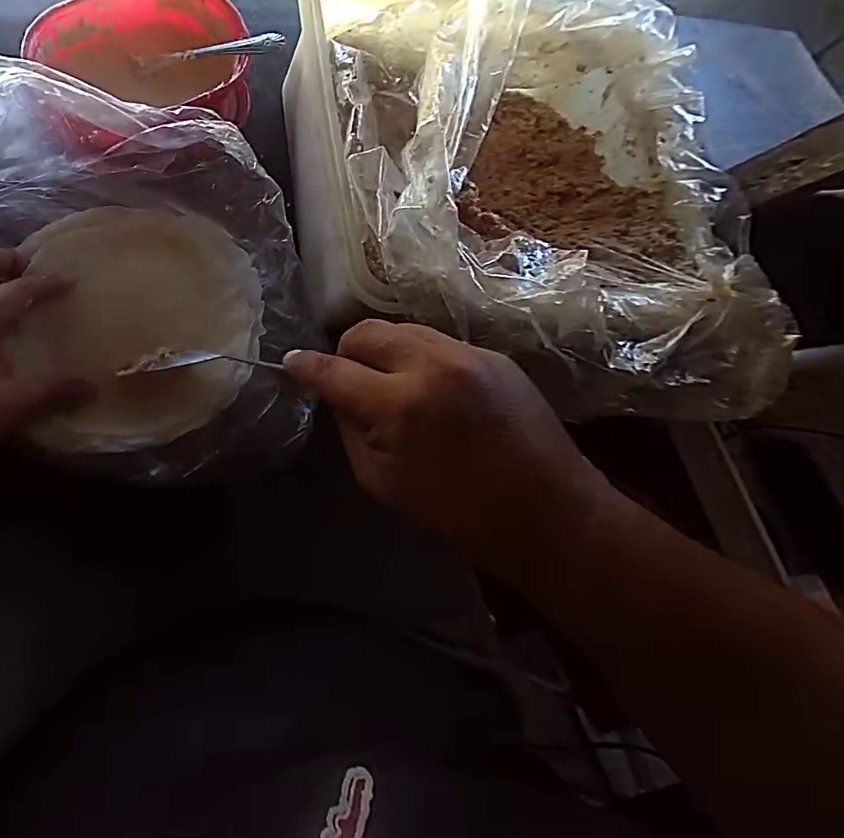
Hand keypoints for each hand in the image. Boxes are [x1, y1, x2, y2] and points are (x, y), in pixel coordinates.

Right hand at [285, 321, 617, 578]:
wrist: (553, 515)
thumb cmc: (457, 512)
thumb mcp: (380, 479)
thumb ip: (350, 428)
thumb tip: (334, 394)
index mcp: (400, 405)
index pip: (333, 371)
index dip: (304, 366)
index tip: (290, 363)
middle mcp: (433, 366)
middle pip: (365, 332)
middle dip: (345, 352)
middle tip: (347, 380)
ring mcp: (468, 355)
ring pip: (400, 328)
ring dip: (381, 350)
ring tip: (386, 381)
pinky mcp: (493, 356)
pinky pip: (435, 341)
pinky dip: (416, 357)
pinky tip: (426, 387)